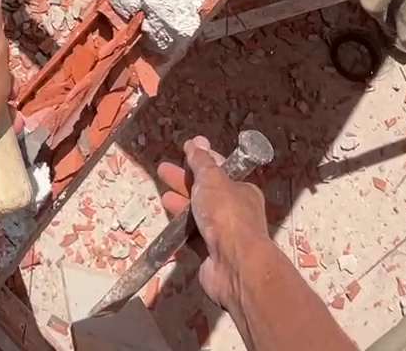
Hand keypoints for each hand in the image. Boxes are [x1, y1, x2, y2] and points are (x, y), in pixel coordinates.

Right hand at [157, 136, 271, 309]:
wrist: (234, 265)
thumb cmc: (226, 214)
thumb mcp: (211, 178)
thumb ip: (201, 161)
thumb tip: (196, 141)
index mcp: (241, 190)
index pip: (220, 170)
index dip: (202, 160)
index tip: (185, 152)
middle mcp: (235, 212)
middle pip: (205, 192)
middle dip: (184, 181)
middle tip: (163, 170)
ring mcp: (223, 235)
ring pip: (198, 215)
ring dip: (181, 203)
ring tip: (163, 196)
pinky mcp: (211, 255)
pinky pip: (193, 237)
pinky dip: (181, 230)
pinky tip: (168, 224)